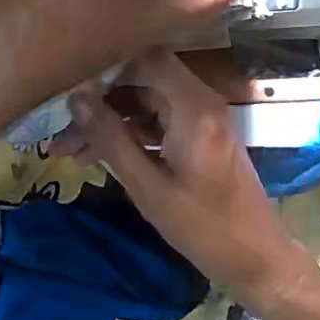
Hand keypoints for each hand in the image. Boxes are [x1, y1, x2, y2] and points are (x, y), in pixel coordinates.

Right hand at [64, 50, 313, 310]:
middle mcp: (201, 101)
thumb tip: (76, 100)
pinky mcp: (201, 134)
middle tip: (62, 128)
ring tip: (69, 148)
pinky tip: (97, 155)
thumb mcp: (148, 188)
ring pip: (146, 102)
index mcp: (193, 107)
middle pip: (142, 80)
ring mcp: (203, 117)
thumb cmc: (203, 228)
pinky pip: (158, 120)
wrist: (257, 260)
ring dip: (110, 120)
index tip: (68, 87)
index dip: (105, 68)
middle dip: (100, 100)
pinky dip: (130, 133)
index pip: (144, 59)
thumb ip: (111, 139)